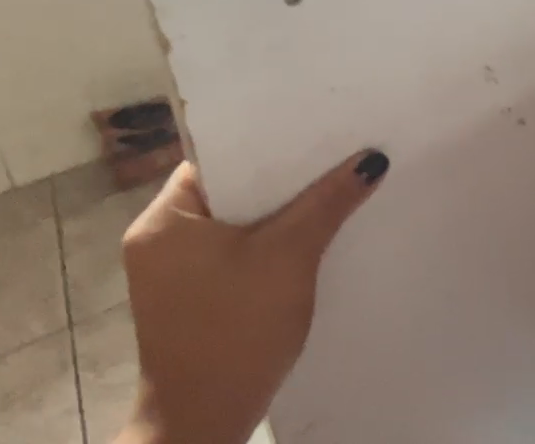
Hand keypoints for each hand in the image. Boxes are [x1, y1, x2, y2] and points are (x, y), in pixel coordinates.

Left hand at [115, 150, 389, 443]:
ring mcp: (180, 267)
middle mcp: (163, 237)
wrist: (205, 422)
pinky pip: (244, 242)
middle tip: (341, 144)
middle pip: (237, 184)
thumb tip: (372, 158)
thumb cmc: (235, 330)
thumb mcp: (289, 256)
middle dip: (288, 171)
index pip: (222, 155)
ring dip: (287, 203)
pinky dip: (278, 232)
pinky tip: (319, 225)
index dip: (271, 137)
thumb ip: (328, 200)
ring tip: (339, 177)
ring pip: (245, 214)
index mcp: (164, 220)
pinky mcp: (201, 290)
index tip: (320, 120)